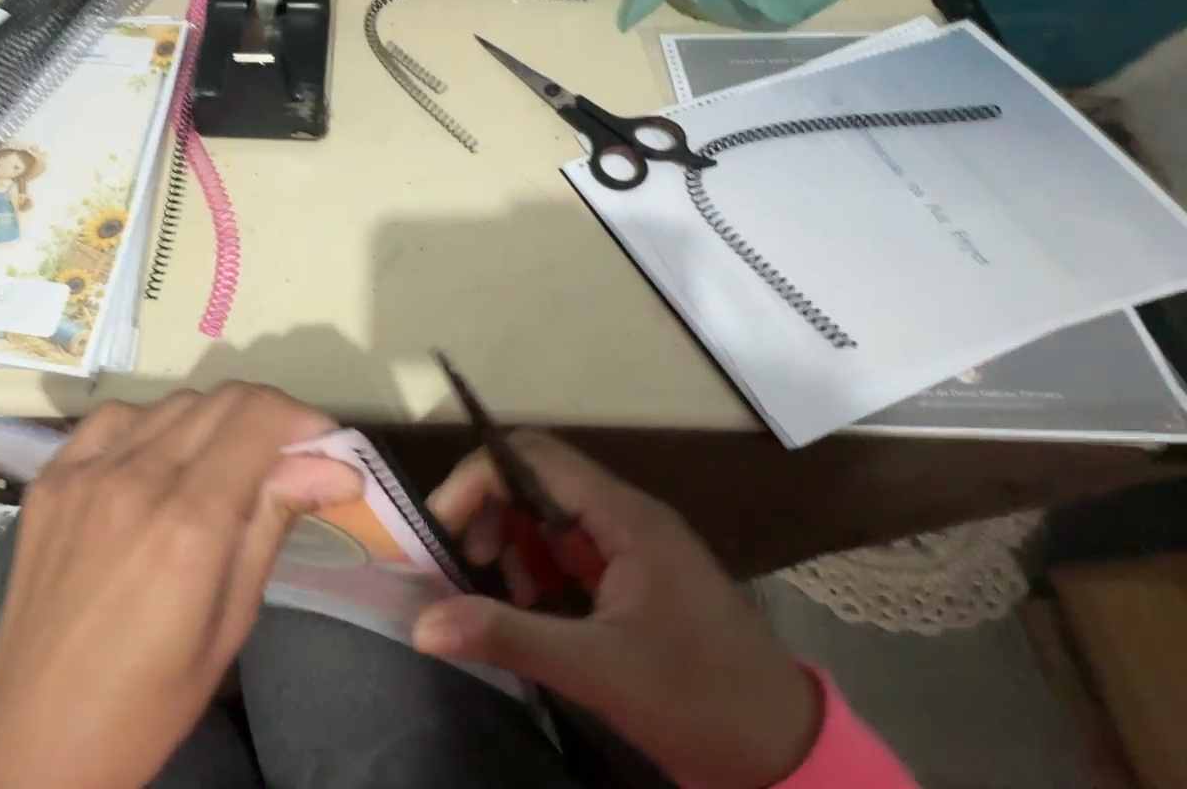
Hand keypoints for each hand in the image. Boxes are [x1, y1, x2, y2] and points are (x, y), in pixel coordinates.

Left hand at [0, 385, 361, 788]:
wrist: (37, 731)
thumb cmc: (150, 699)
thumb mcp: (231, 623)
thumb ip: (273, 524)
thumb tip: (335, 467)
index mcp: (189, 523)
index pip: (259, 419)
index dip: (304, 421)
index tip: (324, 449)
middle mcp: (136, 479)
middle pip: (221, 400)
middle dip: (268, 417)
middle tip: (285, 459)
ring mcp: (85, 472)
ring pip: (173, 403)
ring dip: (214, 421)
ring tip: (223, 466)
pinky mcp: (51, 477)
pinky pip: (115, 419)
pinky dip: (152, 424)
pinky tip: (158, 460)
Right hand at [413, 431, 819, 788]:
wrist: (788, 753)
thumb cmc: (699, 699)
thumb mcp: (598, 669)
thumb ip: (508, 636)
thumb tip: (422, 625)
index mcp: (625, 517)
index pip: (531, 457)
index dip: (477, 479)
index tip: (441, 525)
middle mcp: (626, 515)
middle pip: (534, 478)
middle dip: (488, 511)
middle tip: (466, 561)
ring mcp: (632, 544)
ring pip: (547, 513)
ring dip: (510, 541)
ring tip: (501, 592)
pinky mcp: (633, 574)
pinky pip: (567, 548)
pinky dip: (536, 567)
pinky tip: (533, 608)